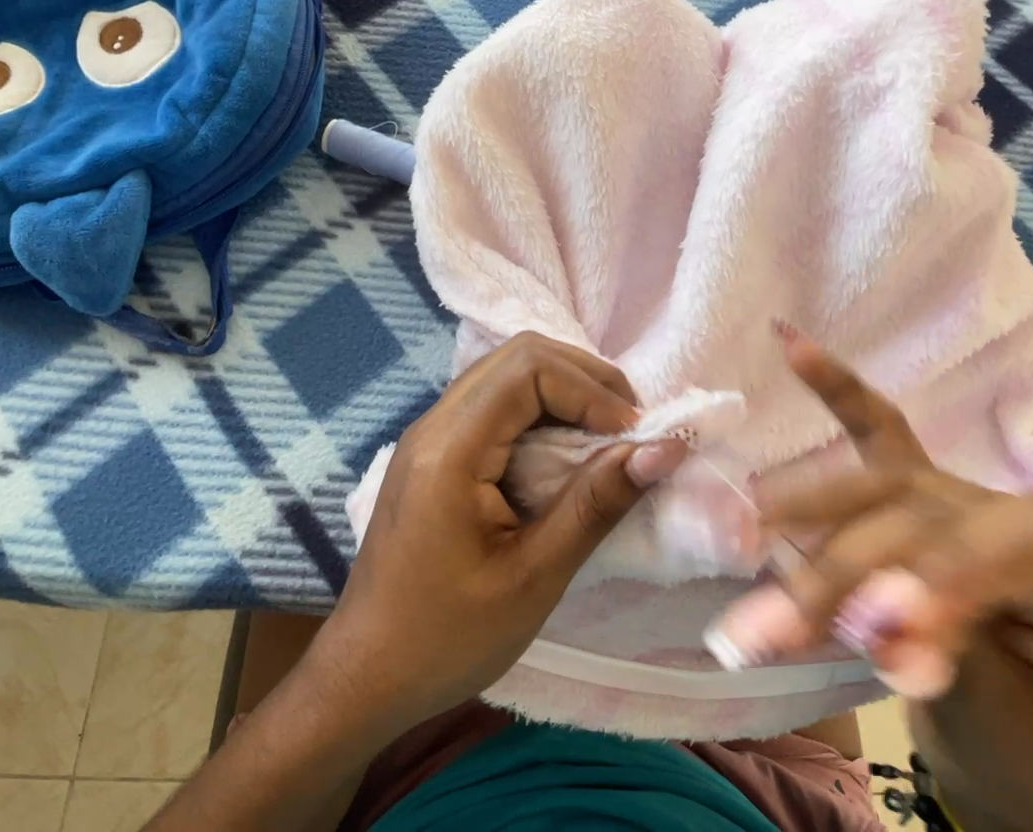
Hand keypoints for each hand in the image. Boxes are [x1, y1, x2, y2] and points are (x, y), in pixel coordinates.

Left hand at [311, 332, 684, 732]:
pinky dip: (541, 416)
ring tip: (610, 438)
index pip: (527, 369)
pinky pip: (494, 408)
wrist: (368, 675)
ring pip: (505, 377)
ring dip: (564, 394)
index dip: (590, 389)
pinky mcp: (435, 457)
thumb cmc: (448, 638)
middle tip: (631, 428)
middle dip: (583, 380)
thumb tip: (663, 448)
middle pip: (516, 358)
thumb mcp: (535, 576)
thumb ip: (596, 504)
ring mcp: (429, 438)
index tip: (635, 437)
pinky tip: (569, 454)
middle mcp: (433, 426)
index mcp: (449, 449)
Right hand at [713, 326, 1032, 829]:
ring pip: (892, 485)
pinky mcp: (933, 500)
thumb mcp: (1012, 732)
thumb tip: (873, 622)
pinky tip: (790, 345)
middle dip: (849, 572)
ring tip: (748, 532)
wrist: (1025, 762)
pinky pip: (887, 439)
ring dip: (811, 511)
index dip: (957, 569)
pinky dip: (838, 396)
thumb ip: (951, 661)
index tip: (880, 634)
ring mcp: (985, 506)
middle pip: (942, 516)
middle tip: (768, 627)